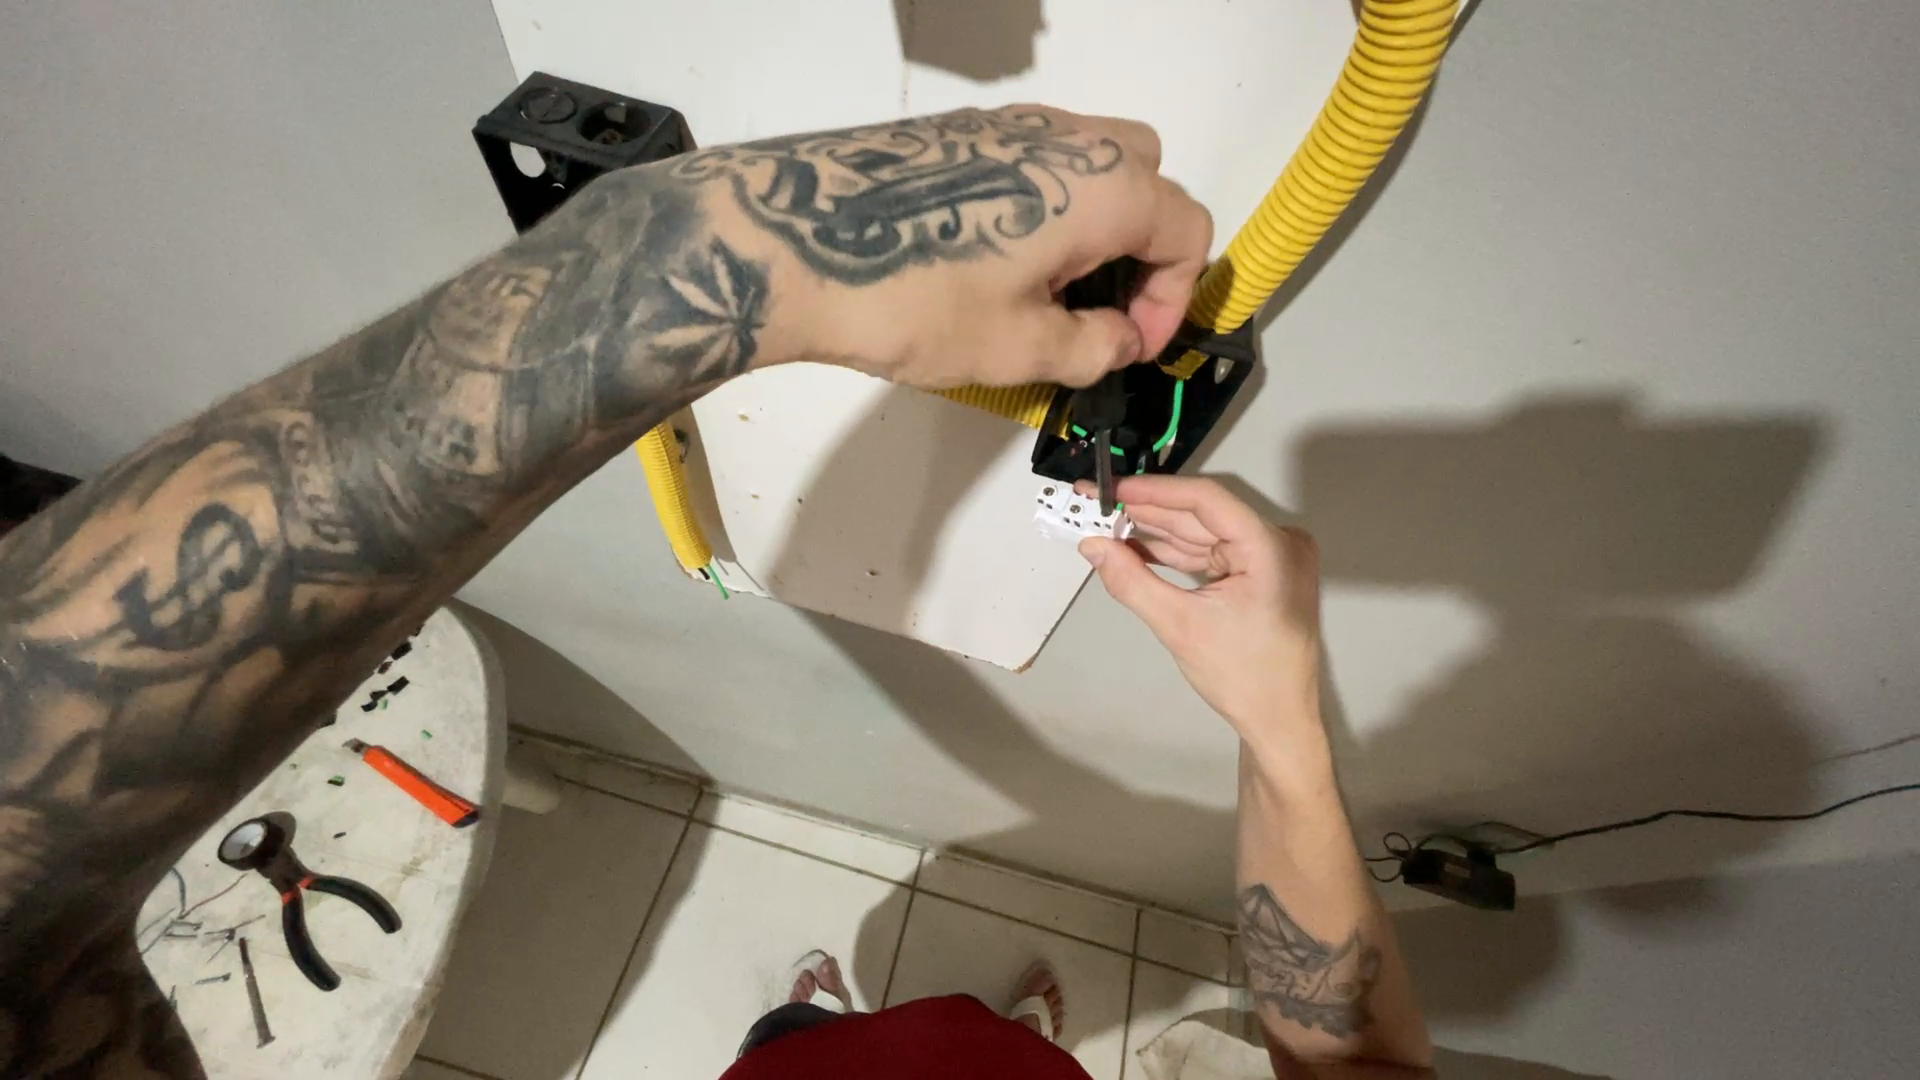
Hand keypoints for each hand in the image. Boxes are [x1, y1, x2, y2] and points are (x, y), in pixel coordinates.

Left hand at [668, 104, 1211, 387]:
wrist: (794, 245)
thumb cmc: (921, 302)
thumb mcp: (1020, 349)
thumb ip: (1095, 348)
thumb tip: (1122, 339)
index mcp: (1107, 186)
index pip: (1187, 231)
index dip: (1175, 298)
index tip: (1132, 345)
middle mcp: (1071, 136)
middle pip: (1149, 184)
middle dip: (1142, 254)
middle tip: (1099, 313)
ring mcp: (1014, 125)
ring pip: (1092, 169)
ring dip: (1095, 233)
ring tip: (1046, 296)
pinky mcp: (964, 132)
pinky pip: (1039, 165)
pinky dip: (1049, 211)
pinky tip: (997, 262)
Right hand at [1078, 476, 1322, 745]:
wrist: (1279, 720)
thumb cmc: (1241, 677)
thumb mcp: (1179, 626)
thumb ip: (1131, 580)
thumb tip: (1090, 545)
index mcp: (1271, 548)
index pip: (1206, 501)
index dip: (1155, 491)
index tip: (1112, 489)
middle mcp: (1276, 542)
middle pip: (1200, 515)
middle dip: (1146, 511)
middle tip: (1096, 501)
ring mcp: (1268, 557)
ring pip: (1199, 533)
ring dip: (1153, 531)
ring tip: (1105, 522)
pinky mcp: (1257, 572)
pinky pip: (1207, 552)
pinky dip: (1171, 553)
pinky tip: (1133, 546)